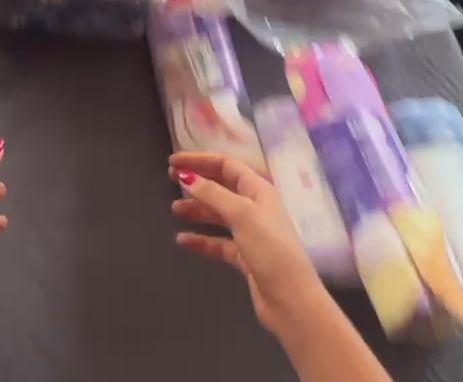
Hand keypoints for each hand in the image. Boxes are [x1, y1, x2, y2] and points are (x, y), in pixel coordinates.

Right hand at [169, 152, 335, 340]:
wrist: (291, 301)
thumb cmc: (270, 250)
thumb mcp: (242, 214)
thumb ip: (213, 194)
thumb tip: (186, 177)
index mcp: (259, 191)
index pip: (226, 165)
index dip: (200, 160)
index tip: (174, 161)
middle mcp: (255, 208)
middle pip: (221, 187)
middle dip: (197, 182)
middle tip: (171, 179)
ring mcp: (250, 233)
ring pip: (218, 214)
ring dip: (197, 210)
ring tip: (175, 210)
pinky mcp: (245, 257)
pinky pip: (218, 242)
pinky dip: (201, 240)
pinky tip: (182, 241)